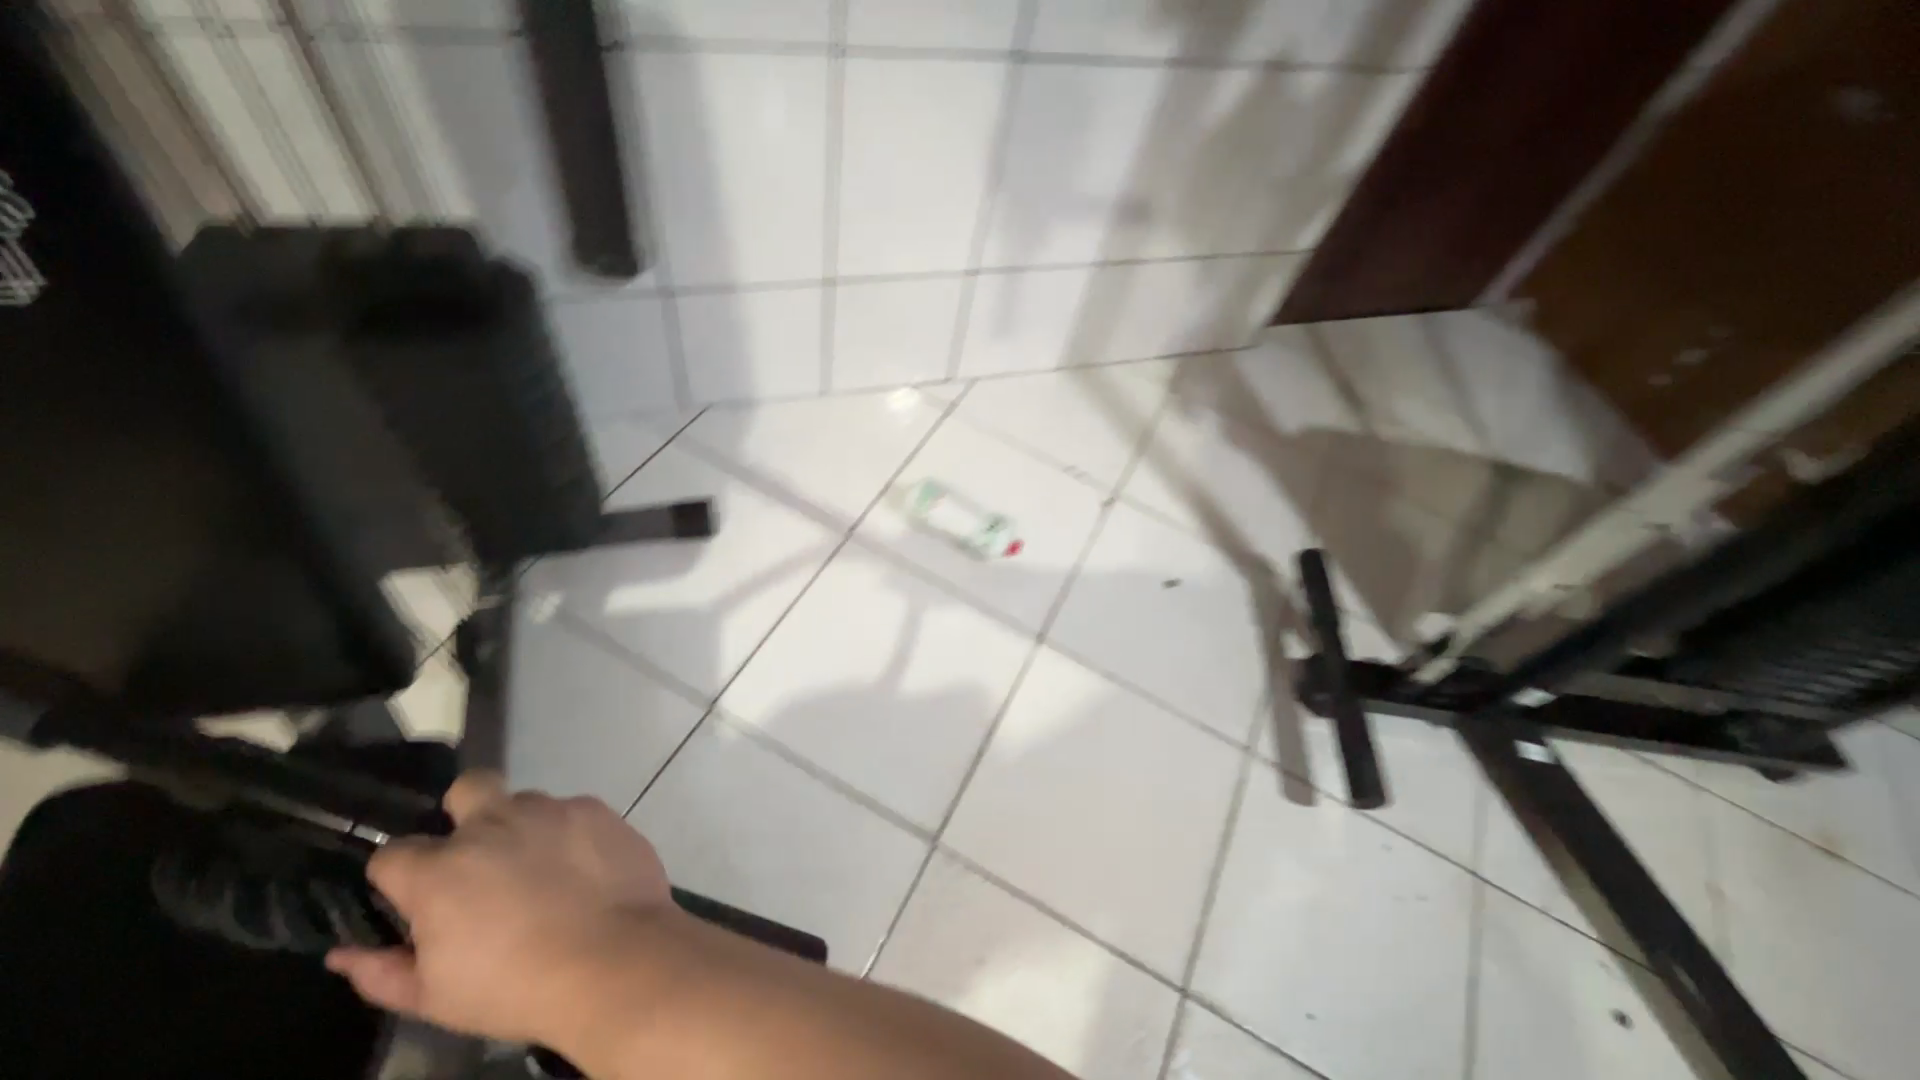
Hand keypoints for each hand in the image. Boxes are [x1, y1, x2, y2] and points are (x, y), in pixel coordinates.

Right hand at [326, 771, 675, 1043]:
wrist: (616, 962)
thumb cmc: (517, 988)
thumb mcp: (435, 998)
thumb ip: (382, 971)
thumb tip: (343, 954)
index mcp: (439, 871)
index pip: (393, 853)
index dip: (400, 876)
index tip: (417, 898)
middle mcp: (492, 825)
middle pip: (466, 789)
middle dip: (465, 811)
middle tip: (483, 855)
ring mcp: (550, 811)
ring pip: (526, 801)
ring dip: (525, 828)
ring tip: (545, 871)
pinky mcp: (597, 810)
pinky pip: (575, 812)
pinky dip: (573, 835)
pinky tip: (586, 868)